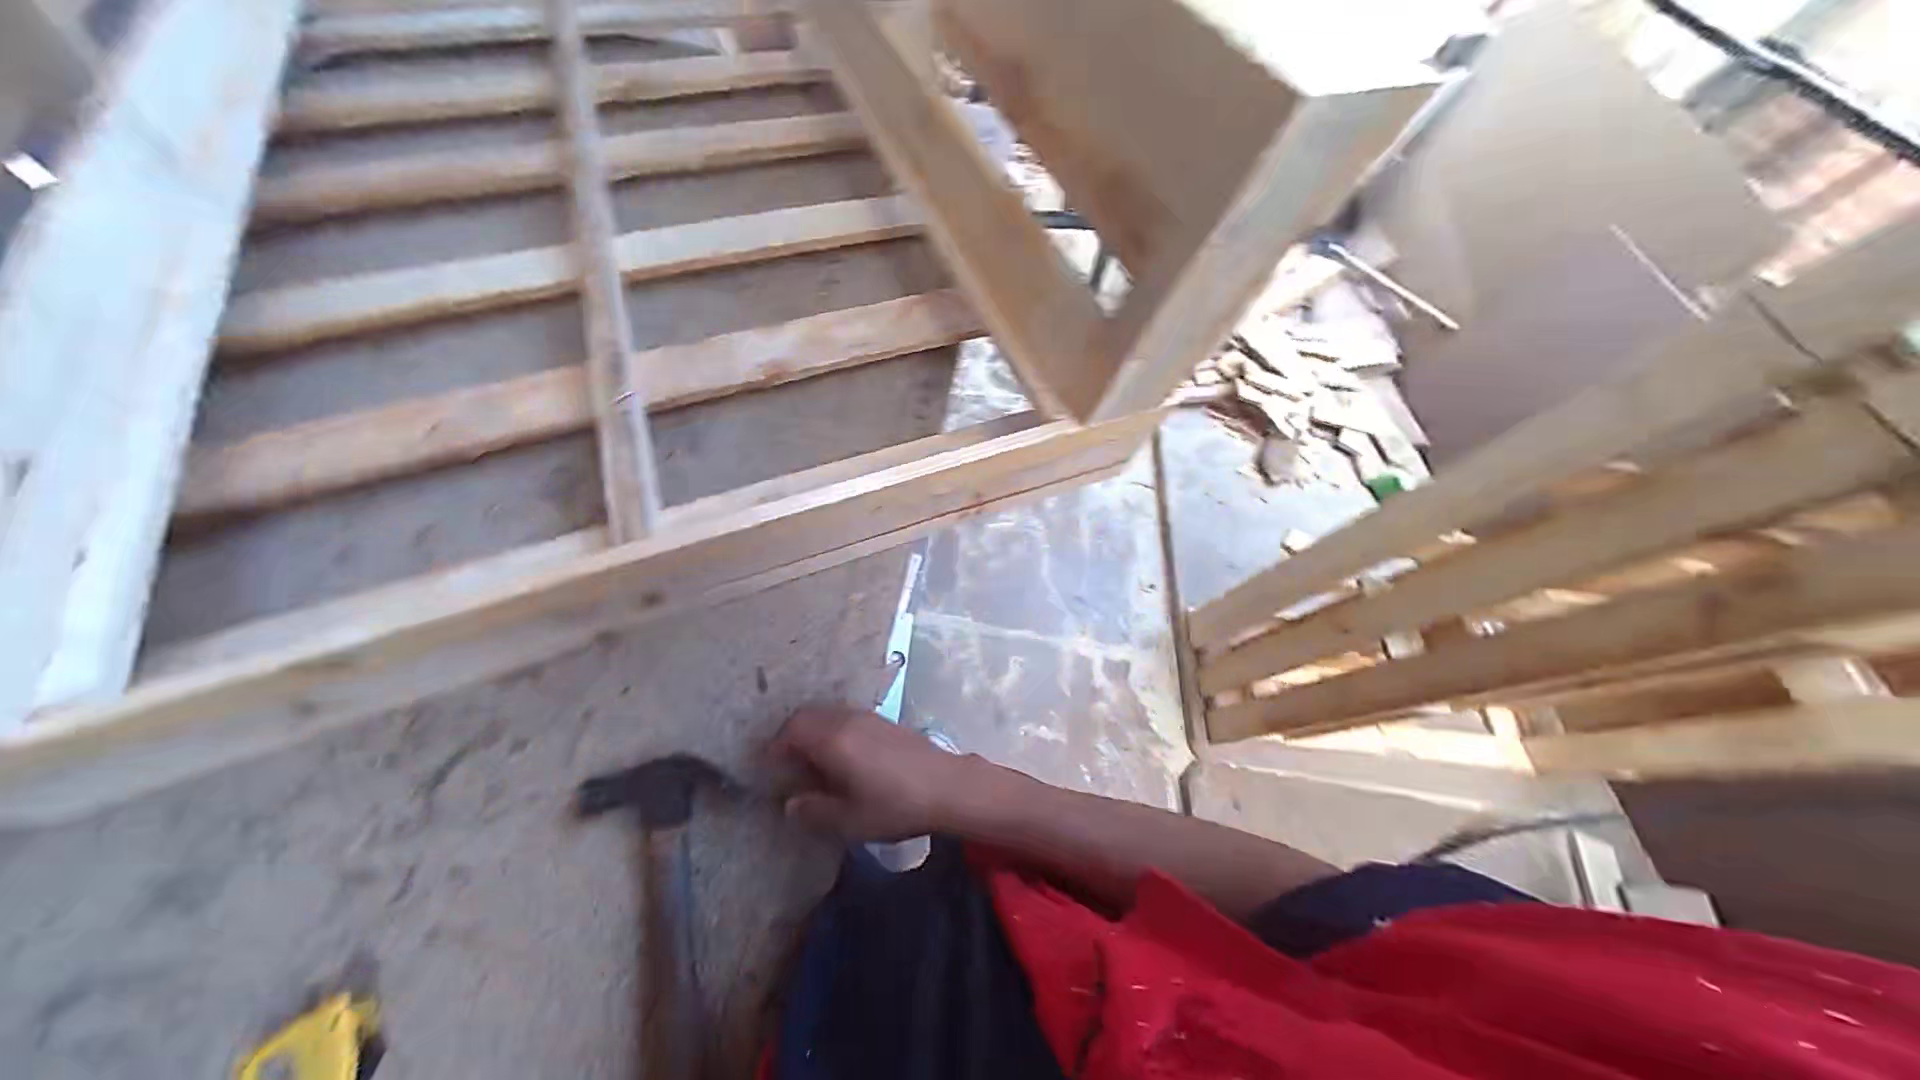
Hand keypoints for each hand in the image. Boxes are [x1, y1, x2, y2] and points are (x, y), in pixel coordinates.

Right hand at [769, 704, 973, 840]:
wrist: (948, 786)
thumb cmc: (895, 805)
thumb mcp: (849, 820)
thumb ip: (814, 811)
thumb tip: (790, 804)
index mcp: (833, 739)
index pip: (791, 730)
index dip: (774, 748)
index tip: (768, 769)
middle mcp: (847, 719)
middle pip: (807, 716)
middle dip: (791, 737)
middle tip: (787, 766)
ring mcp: (869, 716)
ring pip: (828, 714)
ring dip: (813, 732)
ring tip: (812, 763)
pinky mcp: (885, 721)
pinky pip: (846, 717)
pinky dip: (833, 731)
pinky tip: (842, 758)